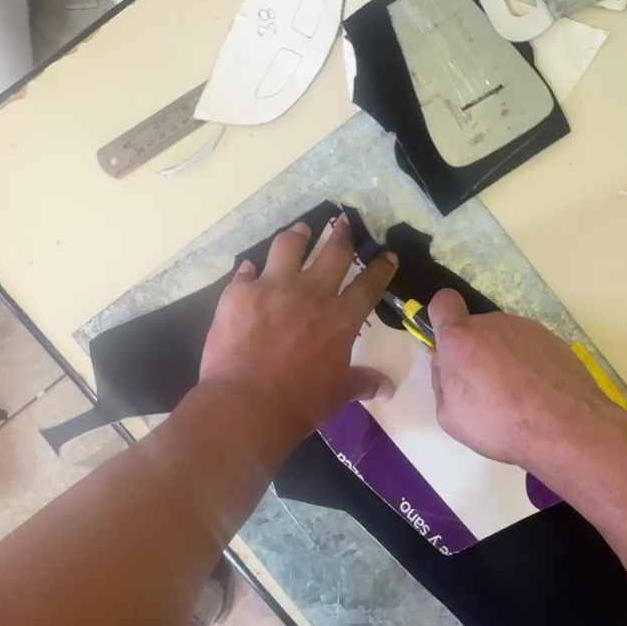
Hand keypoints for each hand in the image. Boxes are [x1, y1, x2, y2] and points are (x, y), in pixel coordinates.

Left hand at [198, 214, 397, 442]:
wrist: (245, 404)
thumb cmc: (299, 402)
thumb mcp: (338, 394)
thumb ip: (362, 383)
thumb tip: (388, 388)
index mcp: (341, 318)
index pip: (368, 285)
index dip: (380, 268)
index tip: (386, 255)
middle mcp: (310, 293)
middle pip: (332, 253)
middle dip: (342, 235)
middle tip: (344, 222)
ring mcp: (272, 288)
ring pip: (288, 247)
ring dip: (298, 236)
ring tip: (300, 230)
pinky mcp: (239, 293)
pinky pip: (245, 272)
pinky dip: (250, 270)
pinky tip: (250, 268)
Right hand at [428, 289, 626, 475]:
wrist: (566, 428)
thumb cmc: (498, 424)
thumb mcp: (450, 415)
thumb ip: (441, 381)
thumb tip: (444, 364)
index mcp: (460, 338)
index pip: (443, 303)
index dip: (442, 319)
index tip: (448, 345)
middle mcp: (493, 324)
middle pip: (476, 329)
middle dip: (475, 351)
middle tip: (485, 388)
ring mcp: (527, 328)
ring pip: (504, 338)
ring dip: (503, 358)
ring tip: (516, 396)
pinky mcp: (553, 339)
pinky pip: (529, 347)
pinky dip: (529, 364)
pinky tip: (538, 393)